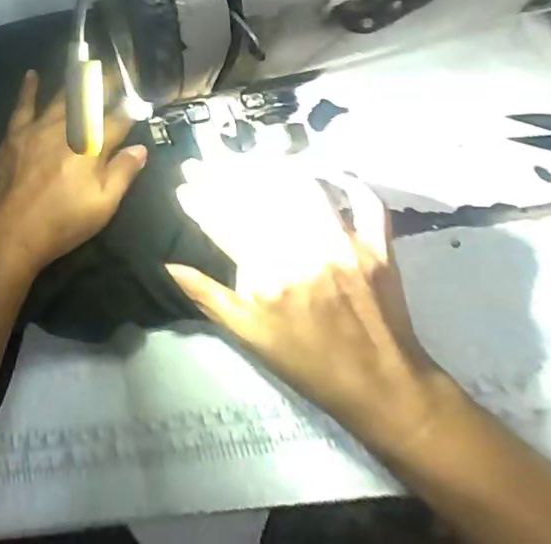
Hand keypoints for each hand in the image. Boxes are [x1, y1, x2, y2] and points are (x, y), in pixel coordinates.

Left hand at [0, 69, 146, 277]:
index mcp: (90, 148)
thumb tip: (141, 148)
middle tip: (114, 70)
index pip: (116, 121)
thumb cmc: (62, 223)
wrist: (10, 231)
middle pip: (88, 101)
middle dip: (103, 84)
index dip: (129, 110)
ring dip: (73, 81)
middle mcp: (65, 130)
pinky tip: (31, 74)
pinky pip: (23, 105)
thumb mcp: (103, 205)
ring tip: (84, 64)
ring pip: (59, 98)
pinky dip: (27, 89)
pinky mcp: (14, 134)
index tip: (138, 99)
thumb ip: (123, 173)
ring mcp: (37, 129)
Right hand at [166, 168, 455, 455]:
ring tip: (249, 163)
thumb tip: (168, 266)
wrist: (382, 388)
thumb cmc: (307, 361)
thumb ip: (206, 295)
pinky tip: (325, 173)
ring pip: (303, 188)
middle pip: (257, 198)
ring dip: (271, 170)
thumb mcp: (248, 334)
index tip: (182, 186)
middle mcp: (304, 251)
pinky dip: (346, 182)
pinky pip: (365, 203)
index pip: (223, 223)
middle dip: (223, 177)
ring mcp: (343, 245)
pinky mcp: (377, 247)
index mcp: (269, 275)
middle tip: (204, 166)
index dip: (198, 200)